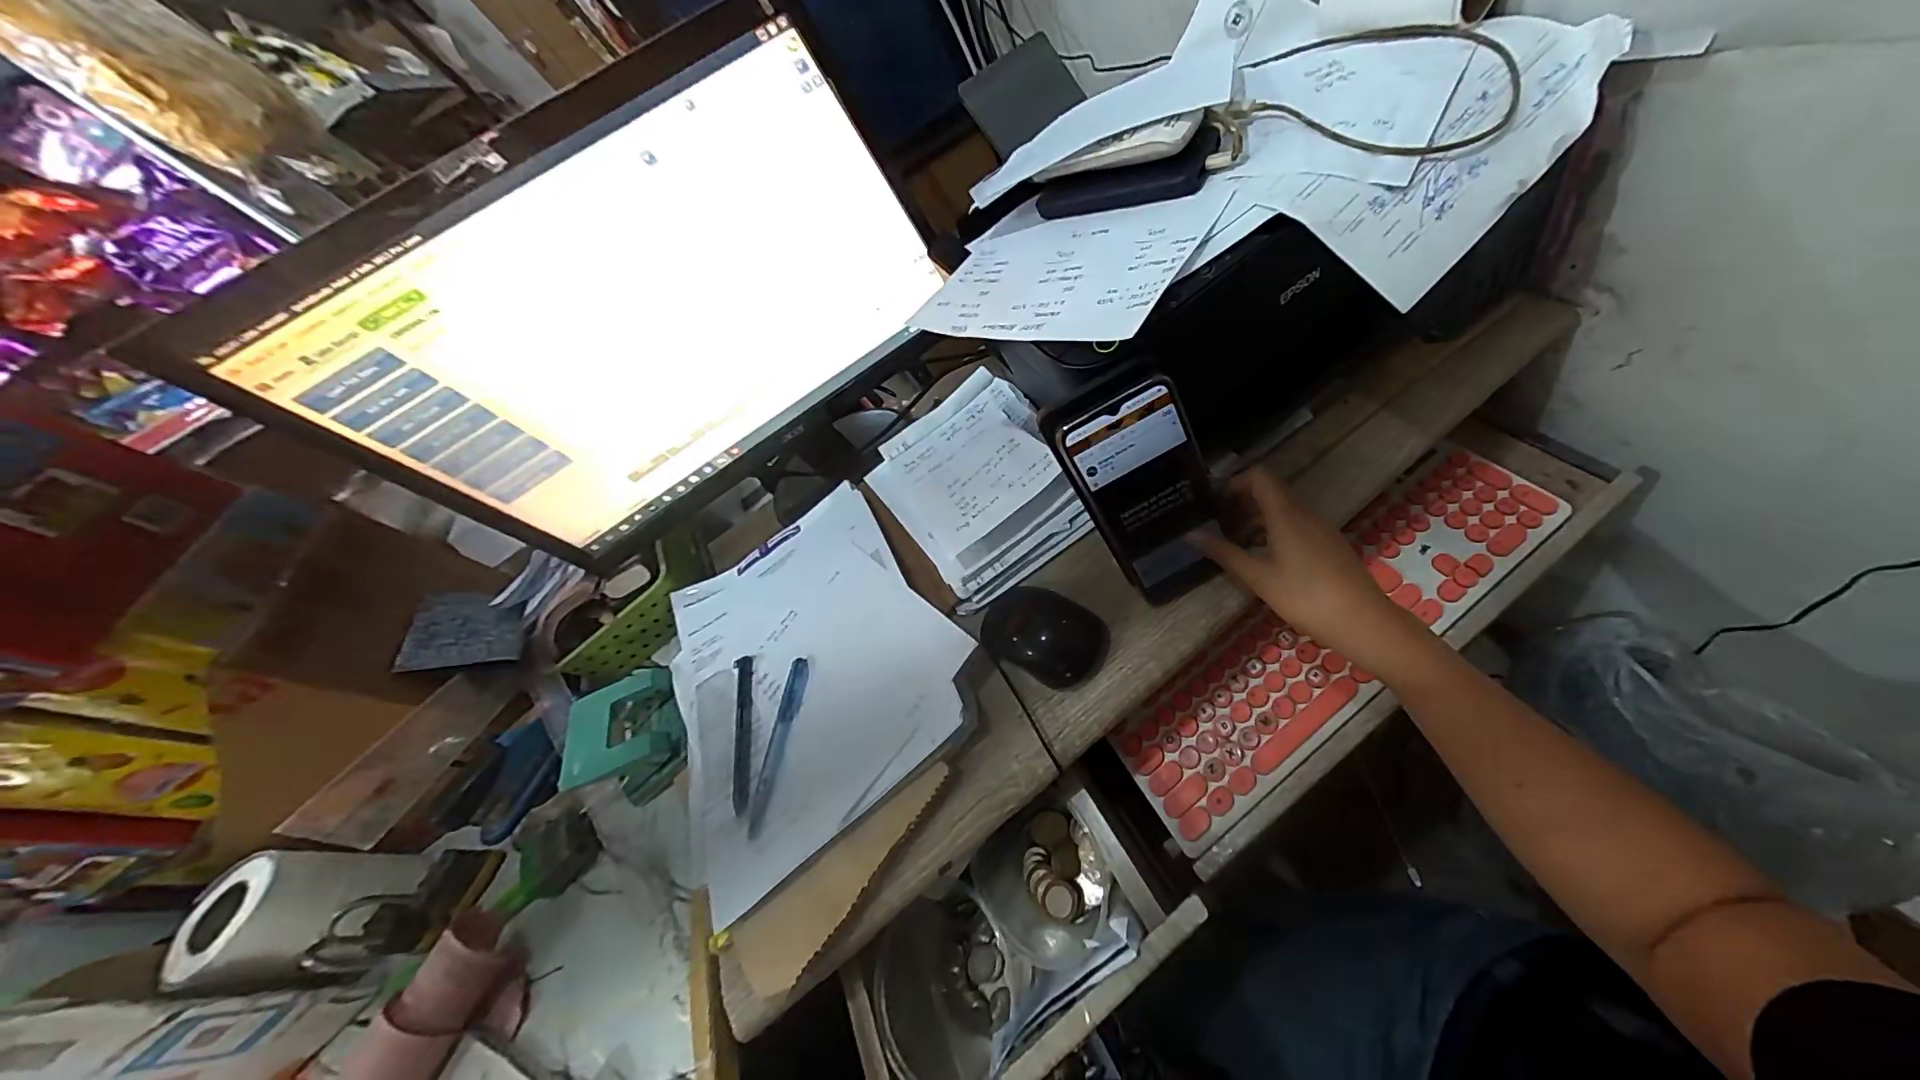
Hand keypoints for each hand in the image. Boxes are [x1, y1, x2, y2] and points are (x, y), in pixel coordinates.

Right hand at [1189, 467, 1421, 667]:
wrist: (1363, 621)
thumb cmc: (1305, 598)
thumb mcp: (1258, 578)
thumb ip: (1225, 553)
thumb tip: (1191, 535)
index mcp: (1286, 516)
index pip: (1260, 477)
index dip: (1235, 482)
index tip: (1214, 502)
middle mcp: (1305, 515)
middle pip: (1271, 491)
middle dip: (1242, 501)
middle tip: (1217, 523)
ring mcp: (1321, 529)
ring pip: (1284, 509)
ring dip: (1257, 518)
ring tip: (1235, 542)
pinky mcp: (1329, 544)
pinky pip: (1297, 525)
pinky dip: (1275, 530)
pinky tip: (1264, 557)